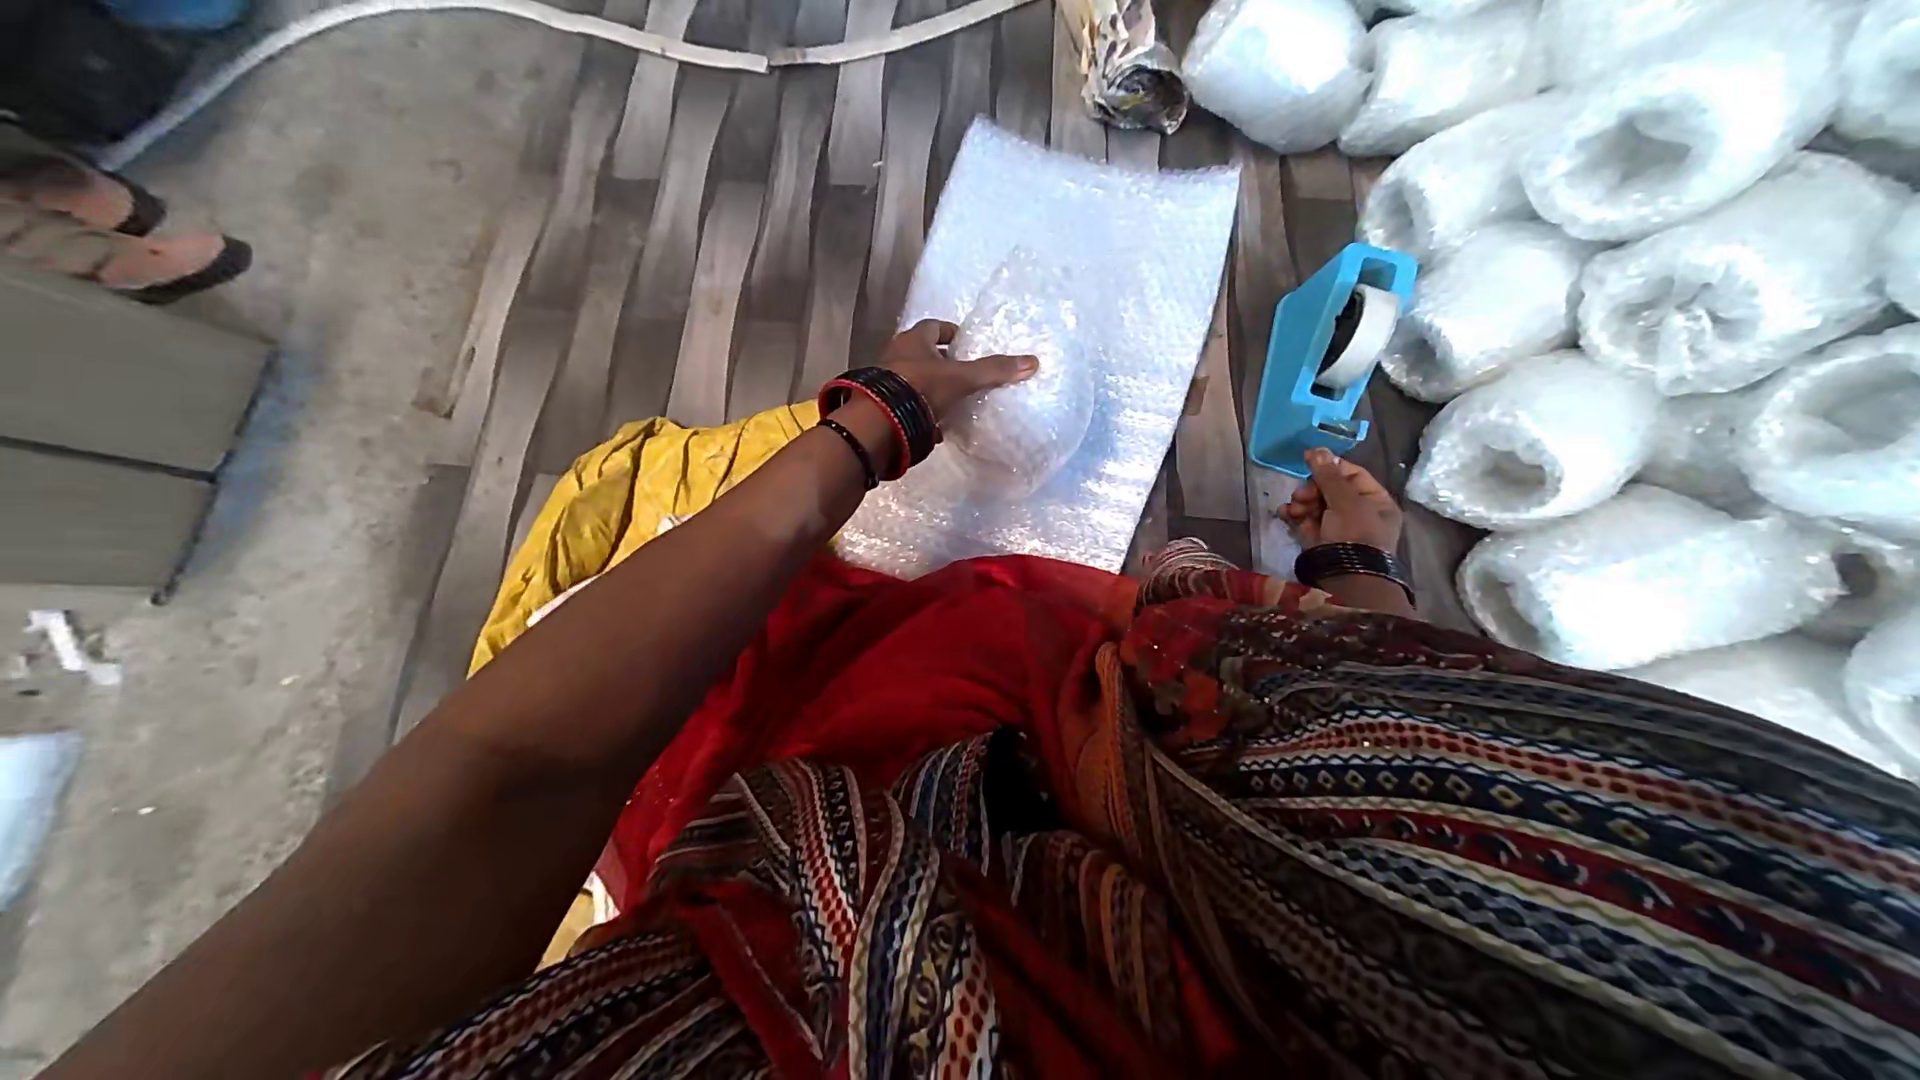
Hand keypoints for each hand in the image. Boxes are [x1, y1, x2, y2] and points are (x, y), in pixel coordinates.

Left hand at [880, 319, 1037, 422]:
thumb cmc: (922, 387)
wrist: (882, 421)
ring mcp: (885, 382)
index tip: (963, 341)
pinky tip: (934, 424)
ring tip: (950, 399)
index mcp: (913, 340)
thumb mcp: (962, 378)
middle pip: (920, 354)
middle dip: (939, 362)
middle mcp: (895, 356)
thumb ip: (993, 371)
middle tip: (960, 372)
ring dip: (929, 388)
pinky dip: (919, 411)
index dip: (949, 332)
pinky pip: (905, 404)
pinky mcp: (882, 406)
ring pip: (911, 380)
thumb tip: (1032, 362)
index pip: (933, 327)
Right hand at [1282, 447, 1402, 551]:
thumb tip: (1317, 449)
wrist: (1345, 576)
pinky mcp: (1320, 540)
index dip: (1330, 466)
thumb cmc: (1354, 533)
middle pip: (1331, 489)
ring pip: (1316, 505)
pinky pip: (1305, 521)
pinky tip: (1284, 514)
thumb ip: (1329, 475)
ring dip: (1301, 502)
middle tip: (1301, 493)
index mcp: (1376, 501)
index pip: (1352, 474)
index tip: (1308, 460)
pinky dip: (1294, 516)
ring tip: (1293, 507)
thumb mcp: (1345, 500)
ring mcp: (1338, 527)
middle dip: (1312, 488)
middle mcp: (1360, 513)